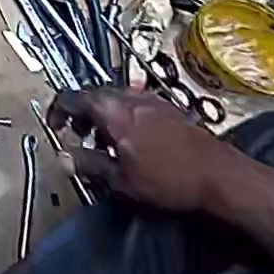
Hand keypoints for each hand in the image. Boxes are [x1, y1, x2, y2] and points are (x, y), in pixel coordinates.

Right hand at [46, 87, 249, 212]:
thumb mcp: (121, 179)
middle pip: (89, 95)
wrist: (219, 175)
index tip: (54, 126)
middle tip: (79, 137)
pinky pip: (131, 102)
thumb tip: (62, 156)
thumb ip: (88, 163)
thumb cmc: (168, 178)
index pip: (68, 98)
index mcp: (107, 108)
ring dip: (101, 115)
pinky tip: (133, 139)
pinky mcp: (163, 104)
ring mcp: (145, 96)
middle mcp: (123, 94)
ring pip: (111, 98)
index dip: (56, 111)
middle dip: (80, 114)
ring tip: (107, 143)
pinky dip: (122, 114)